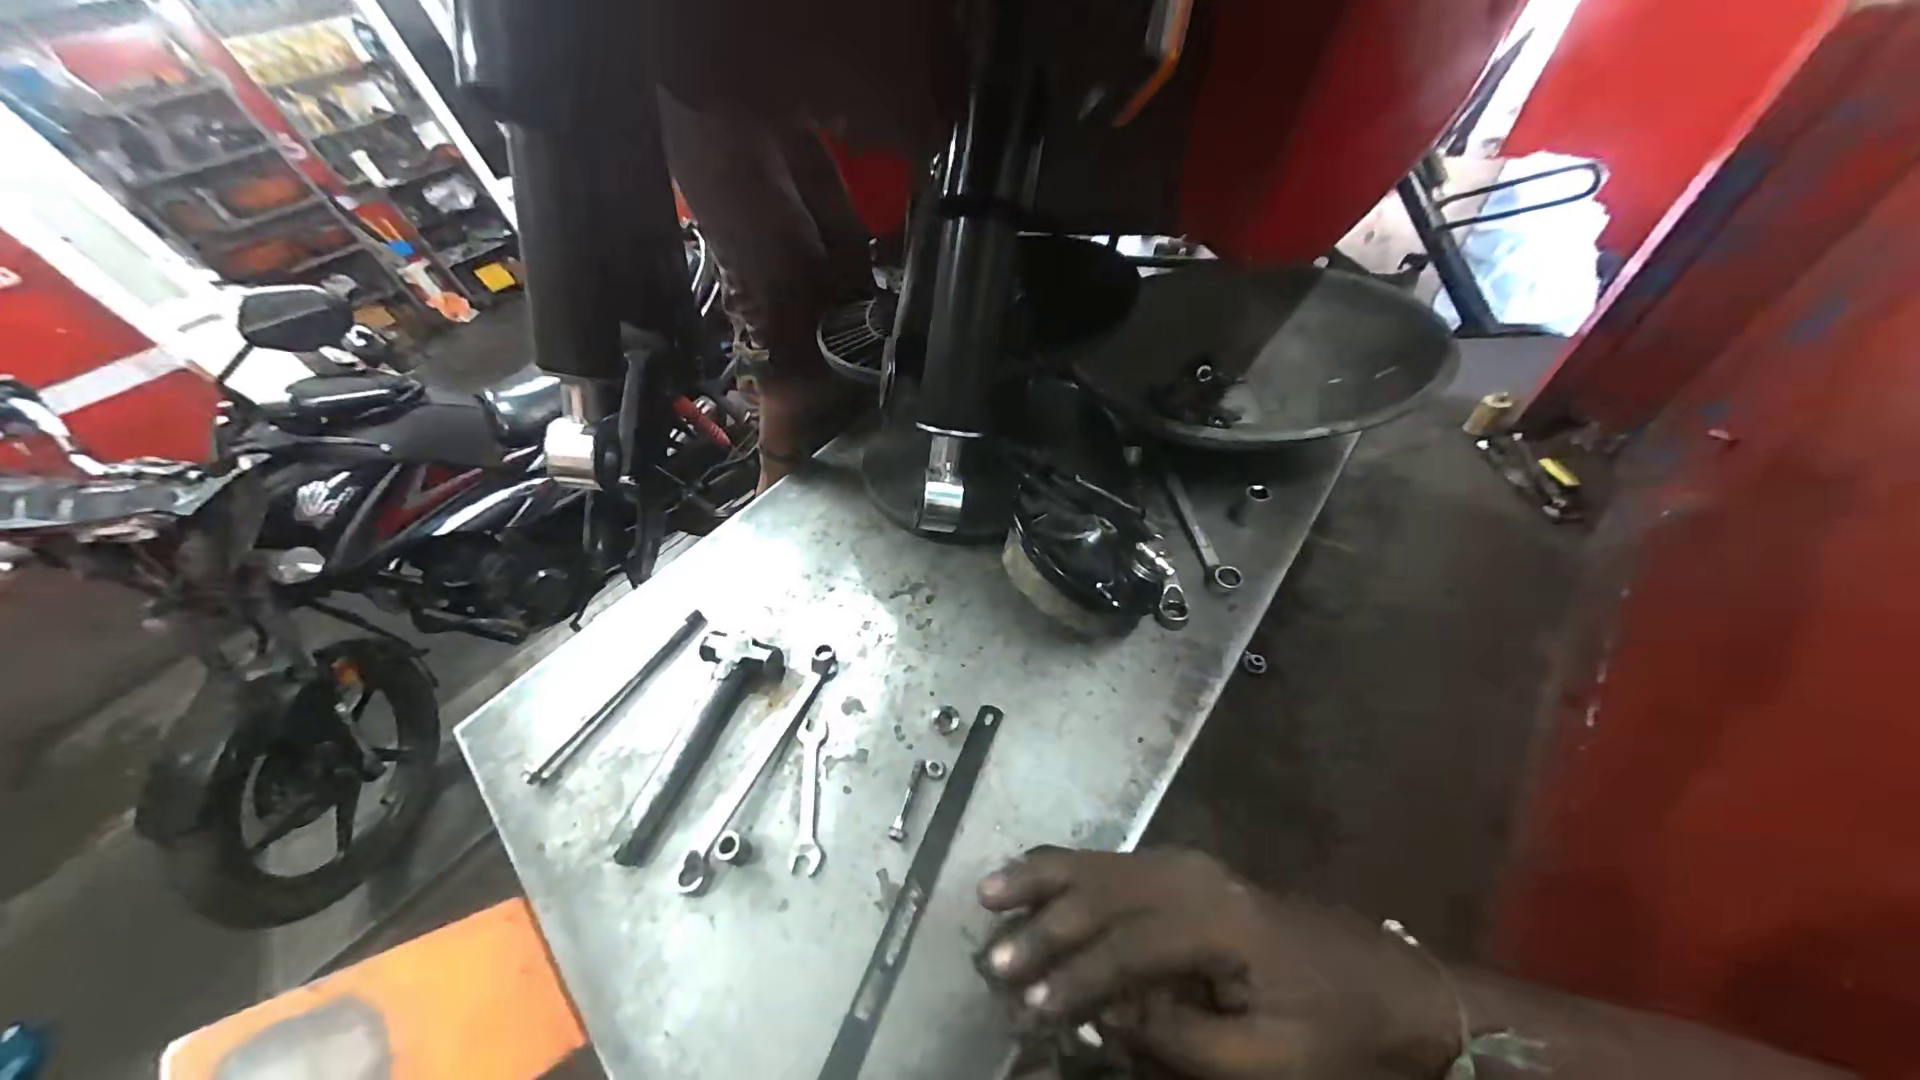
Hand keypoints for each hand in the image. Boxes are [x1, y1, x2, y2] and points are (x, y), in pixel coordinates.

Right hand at [976, 848, 1460, 1079]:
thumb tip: (1102, 1015)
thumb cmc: (1335, 1032)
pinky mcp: (1180, 867)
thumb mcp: (1268, 1061)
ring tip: (988, 890)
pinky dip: (1067, 868)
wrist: (1389, 985)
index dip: (1074, 978)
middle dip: (1042, 925)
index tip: (1028, 1004)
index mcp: (1217, 920)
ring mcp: (1183, 863)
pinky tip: (1033, 870)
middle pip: (1101, 893)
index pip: (1127, 947)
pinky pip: (1111, 862)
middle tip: (991, 954)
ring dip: (1041, 881)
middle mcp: (1190, 875)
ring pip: (1098, 864)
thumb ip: (1178, 1037)